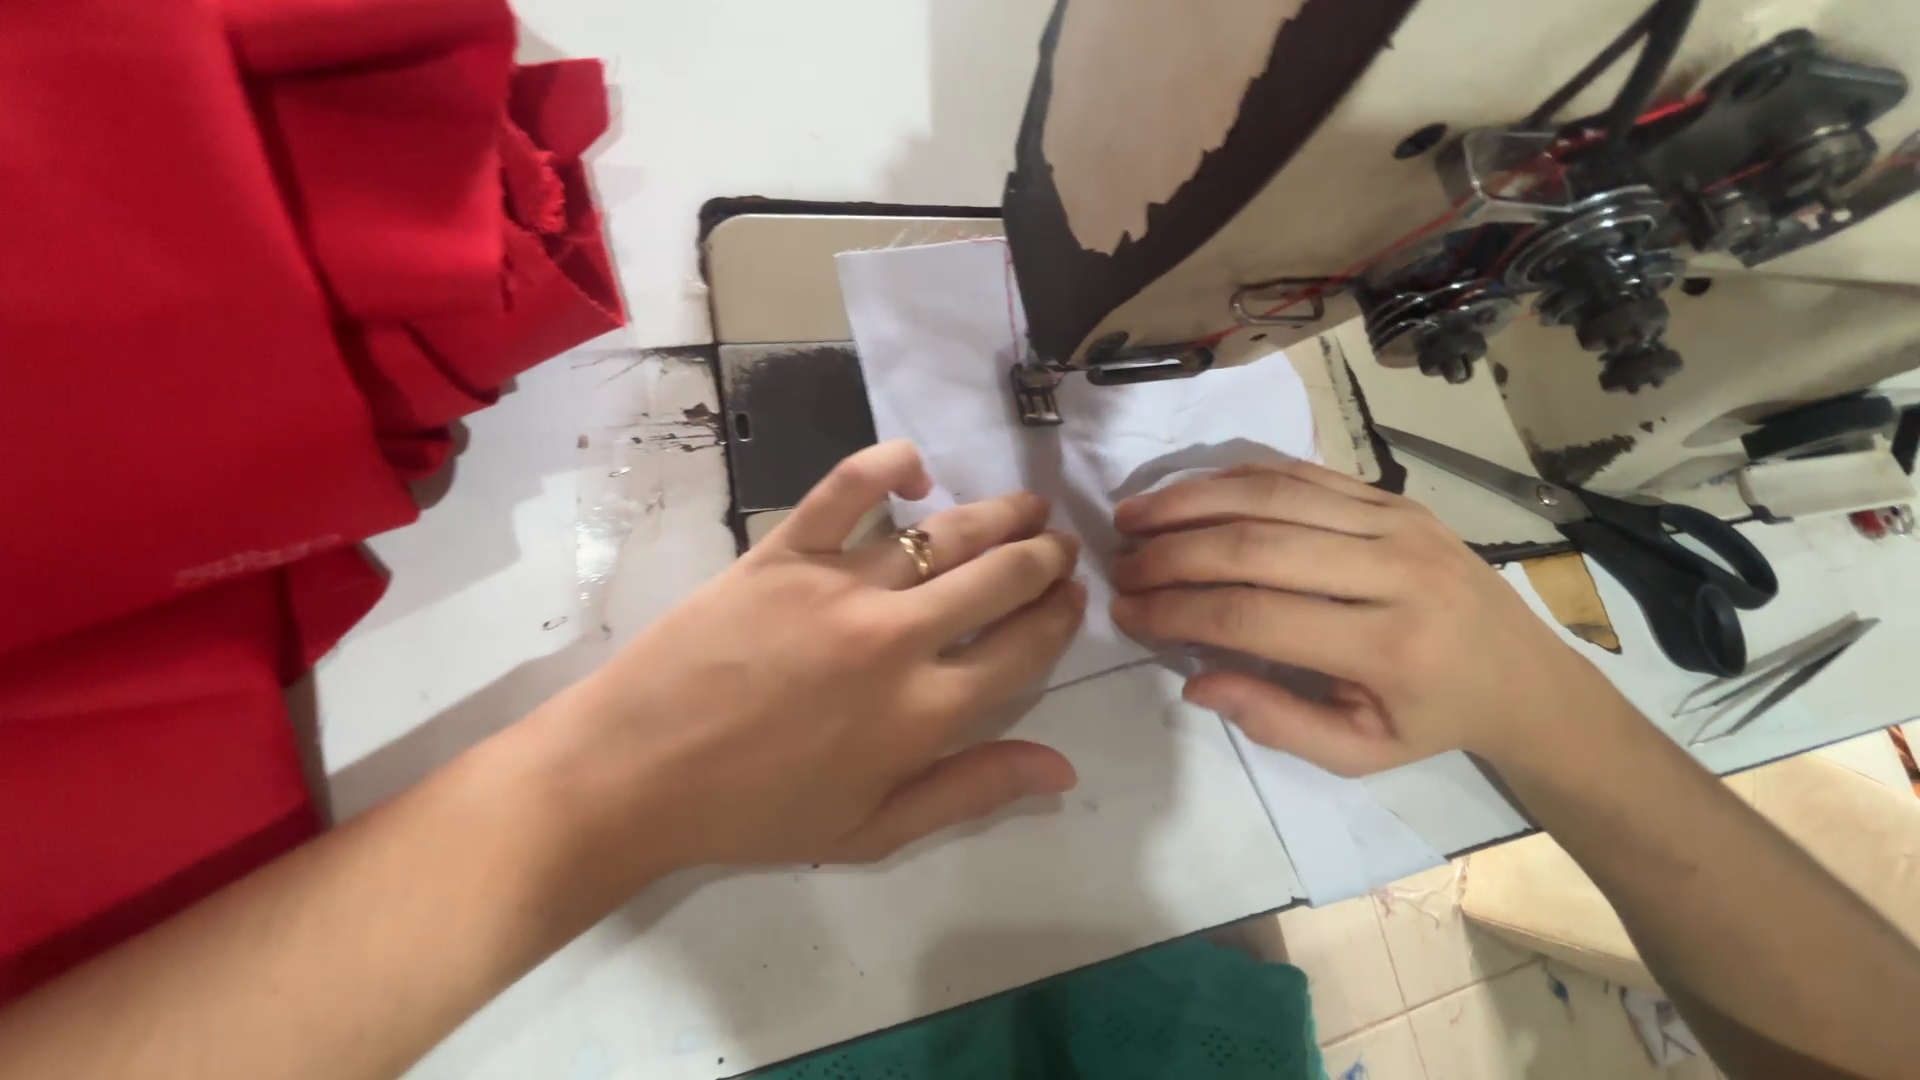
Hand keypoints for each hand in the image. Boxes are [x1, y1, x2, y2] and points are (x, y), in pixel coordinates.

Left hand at [542, 441, 1085, 873]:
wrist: (635, 772)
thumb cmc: (756, 811)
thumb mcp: (873, 829)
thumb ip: (972, 791)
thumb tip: (1064, 769)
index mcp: (923, 714)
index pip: (1024, 649)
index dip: (1060, 617)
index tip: (1072, 596)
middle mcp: (898, 640)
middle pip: (1001, 578)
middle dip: (1046, 556)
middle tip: (1059, 545)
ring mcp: (841, 586)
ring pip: (945, 533)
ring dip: (1000, 514)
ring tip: (1026, 505)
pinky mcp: (785, 550)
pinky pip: (847, 488)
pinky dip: (889, 464)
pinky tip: (917, 468)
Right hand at [1107, 460, 1611, 775]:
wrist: (1525, 673)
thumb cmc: (1431, 721)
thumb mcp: (1358, 752)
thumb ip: (1274, 721)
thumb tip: (1194, 680)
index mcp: (1388, 647)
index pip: (1253, 617)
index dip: (1177, 612)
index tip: (1125, 612)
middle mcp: (1394, 571)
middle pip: (1254, 546)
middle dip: (1171, 554)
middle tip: (1119, 565)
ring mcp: (1396, 521)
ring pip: (1270, 495)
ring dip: (1188, 502)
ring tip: (1131, 516)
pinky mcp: (1391, 495)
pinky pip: (1297, 472)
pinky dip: (1231, 478)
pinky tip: (1186, 492)